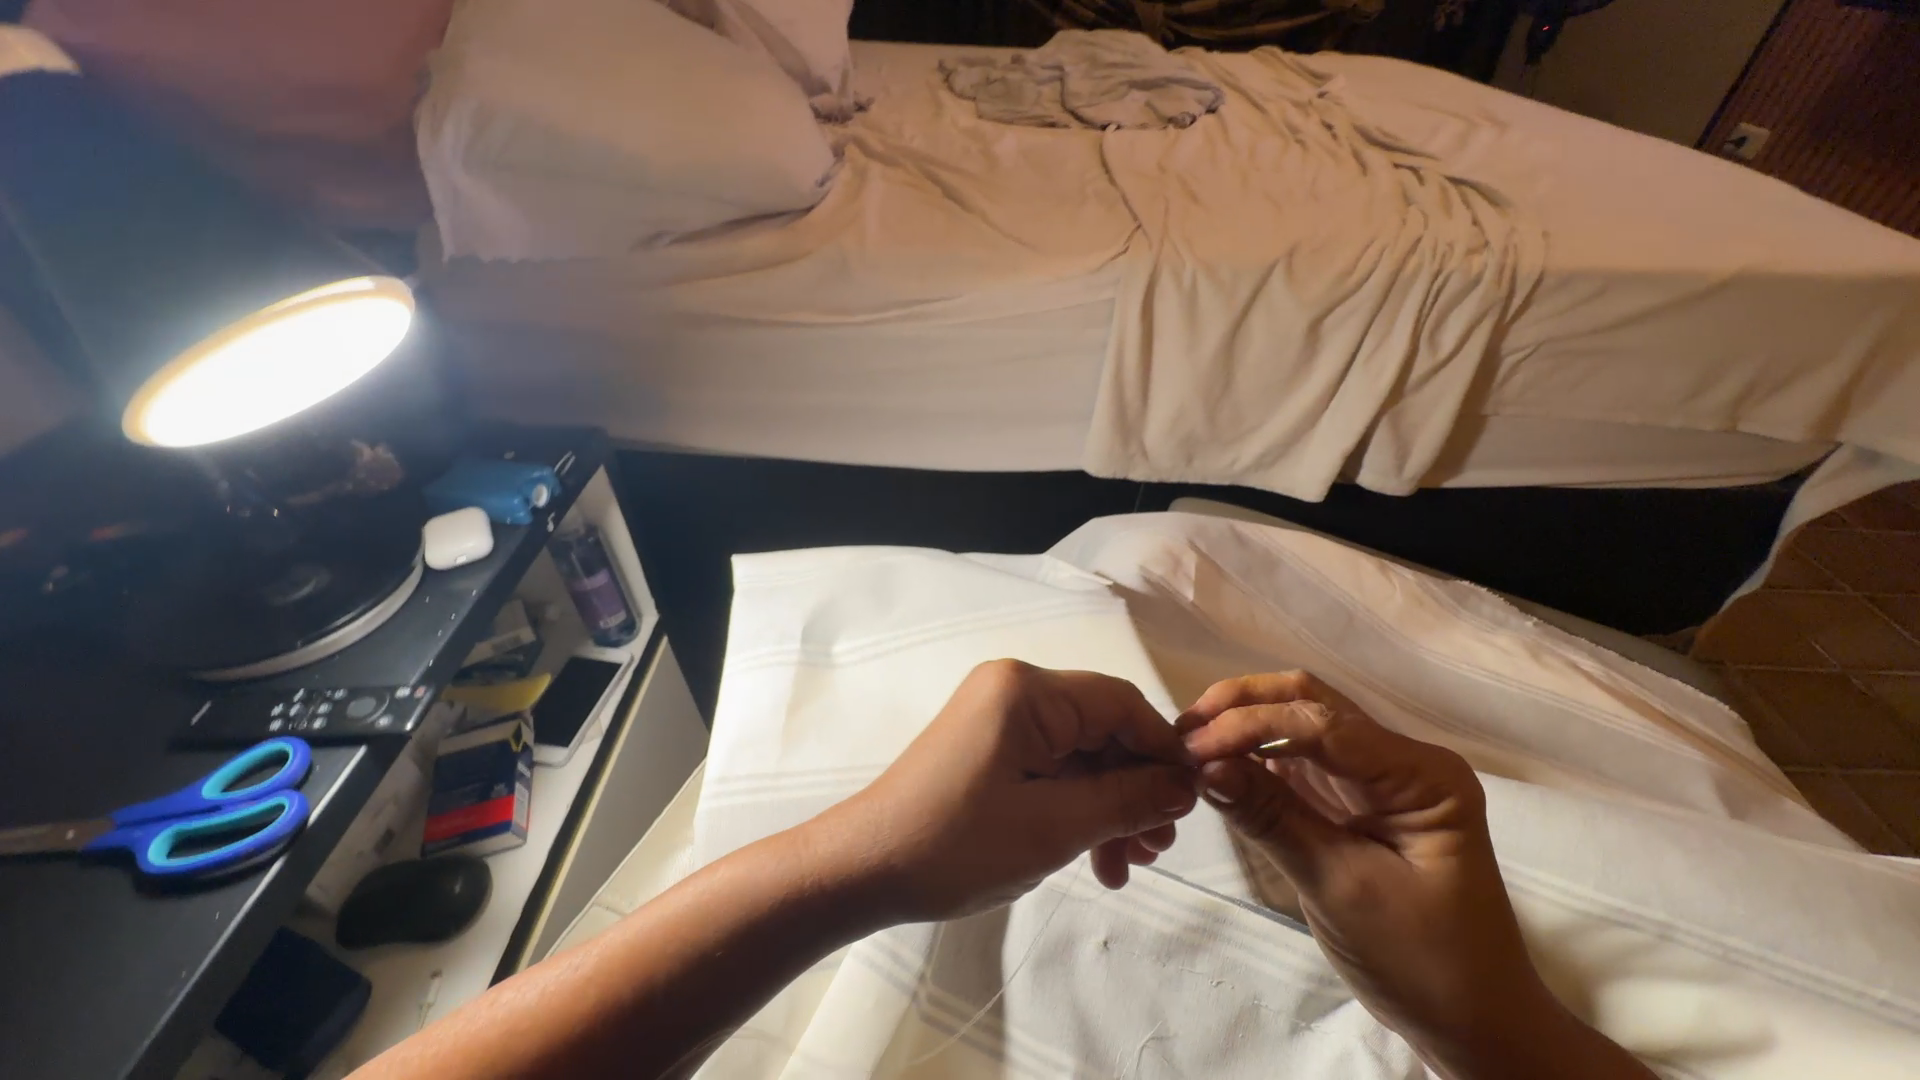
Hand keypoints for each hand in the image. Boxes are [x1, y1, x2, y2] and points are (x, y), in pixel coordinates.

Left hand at [814, 660, 1198, 923]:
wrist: (865, 869)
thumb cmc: (958, 843)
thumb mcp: (1055, 826)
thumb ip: (1128, 799)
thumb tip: (1185, 785)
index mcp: (1026, 691)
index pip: (1121, 702)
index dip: (1163, 750)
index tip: (1191, 804)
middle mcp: (1013, 691)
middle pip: (1101, 731)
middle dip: (1134, 790)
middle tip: (1154, 850)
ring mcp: (998, 720)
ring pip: (1079, 756)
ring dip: (1108, 807)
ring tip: (1125, 866)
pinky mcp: (989, 750)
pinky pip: (1050, 770)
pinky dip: (1075, 809)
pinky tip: (1092, 858)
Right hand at [1177, 673, 1552, 1055]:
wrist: (1470, 1021)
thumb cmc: (1421, 961)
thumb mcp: (1340, 887)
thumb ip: (1271, 818)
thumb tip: (1203, 765)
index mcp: (1421, 775)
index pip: (1322, 724)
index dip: (1250, 725)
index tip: (1190, 747)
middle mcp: (1401, 759)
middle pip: (1311, 702)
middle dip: (1242, 706)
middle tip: (1182, 730)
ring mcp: (1376, 775)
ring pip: (1300, 720)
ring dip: (1243, 724)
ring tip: (1189, 743)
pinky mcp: (1352, 796)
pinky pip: (1297, 758)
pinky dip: (1254, 754)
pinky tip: (1219, 763)